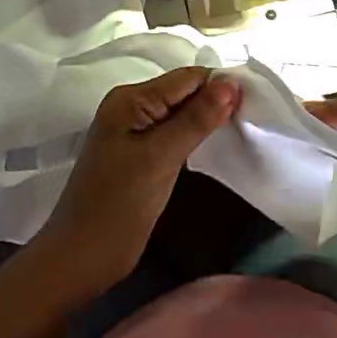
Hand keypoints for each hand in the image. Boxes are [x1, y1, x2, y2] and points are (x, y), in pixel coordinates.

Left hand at [36, 68, 239, 294]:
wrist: (78, 259)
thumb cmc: (117, 207)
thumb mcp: (160, 158)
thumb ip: (196, 119)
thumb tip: (231, 83)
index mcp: (129, 99)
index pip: (186, 78)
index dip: (221, 85)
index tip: (257, 101)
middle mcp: (129, 106)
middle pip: (183, 92)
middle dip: (216, 101)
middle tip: (254, 118)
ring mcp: (132, 131)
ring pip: (180, 113)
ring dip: (207, 120)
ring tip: (242, 131)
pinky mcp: (138, 154)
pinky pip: (172, 133)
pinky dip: (194, 137)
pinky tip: (215, 147)